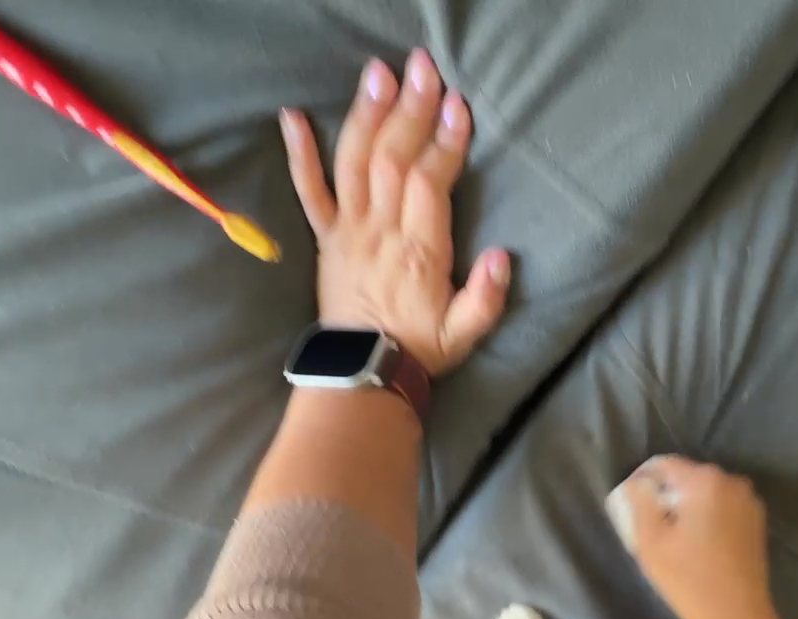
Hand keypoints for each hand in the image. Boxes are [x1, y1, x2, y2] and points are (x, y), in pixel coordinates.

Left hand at [280, 49, 511, 377]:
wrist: (365, 372)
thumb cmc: (420, 350)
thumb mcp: (466, 334)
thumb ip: (487, 298)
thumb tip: (504, 256)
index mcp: (419, 253)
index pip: (430, 185)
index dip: (444, 144)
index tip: (458, 108)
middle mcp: (381, 233)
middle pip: (393, 159)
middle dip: (410, 111)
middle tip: (423, 68)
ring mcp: (348, 232)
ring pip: (355, 164)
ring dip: (366, 115)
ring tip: (378, 73)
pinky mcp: (326, 240)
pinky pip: (309, 193)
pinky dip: (299, 154)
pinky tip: (293, 117)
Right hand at [621, 456, 776, 618]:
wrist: (735, 615)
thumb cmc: (688, 577)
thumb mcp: (650, 540)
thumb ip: (639, 502)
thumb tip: (636, 483)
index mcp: (705, 480)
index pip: (665, 465)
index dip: (643, 479)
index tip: (630, 501)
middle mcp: (732, 482)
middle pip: (688, 477)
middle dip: (667, 493)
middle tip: (650, 522)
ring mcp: (748, 501)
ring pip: (707, 493)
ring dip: (688, 505)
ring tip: (673, 535)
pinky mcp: (756, 522)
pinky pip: (723, 508)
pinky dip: (708, 516)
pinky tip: (698, 543)